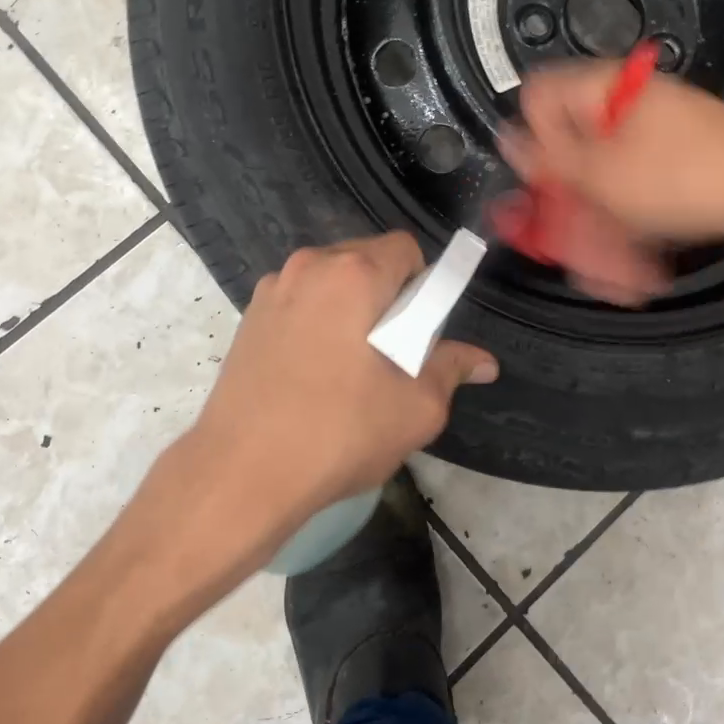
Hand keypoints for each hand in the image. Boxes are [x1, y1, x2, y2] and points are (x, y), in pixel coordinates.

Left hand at [188, 233, 497, 525]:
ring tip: (351, 369)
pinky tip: (313, 376)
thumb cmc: (339, 432)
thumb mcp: (416, 407)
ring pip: (330, 283)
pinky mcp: (248, 318)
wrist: (240, 474)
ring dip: (350, 310)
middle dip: (387, 297)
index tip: (420, 330)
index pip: (404, 249)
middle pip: (365, 260)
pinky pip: (299, 305)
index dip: (423, 284)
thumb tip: (484, 362)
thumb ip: (451, 370)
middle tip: (393, 354)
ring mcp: (272, 291)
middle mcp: (308, 267)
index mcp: (353, 273)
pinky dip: (316, 324)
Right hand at [498, 62, 723, 302]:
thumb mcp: (603, 176)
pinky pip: (636, 199)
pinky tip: (634, 276)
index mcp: (606, 91)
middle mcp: (628, 109)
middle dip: (570, 211)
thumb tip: (511, 141)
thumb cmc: (693, 176)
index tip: (542, 184)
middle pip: (573, 157)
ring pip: (605, 187)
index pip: (541, 99)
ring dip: (600, 236)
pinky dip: (629, 233)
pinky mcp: (678, 170)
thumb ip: (549, 162)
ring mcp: (656, 140)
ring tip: (611, 280)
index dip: (534, 143)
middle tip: (571, 249)